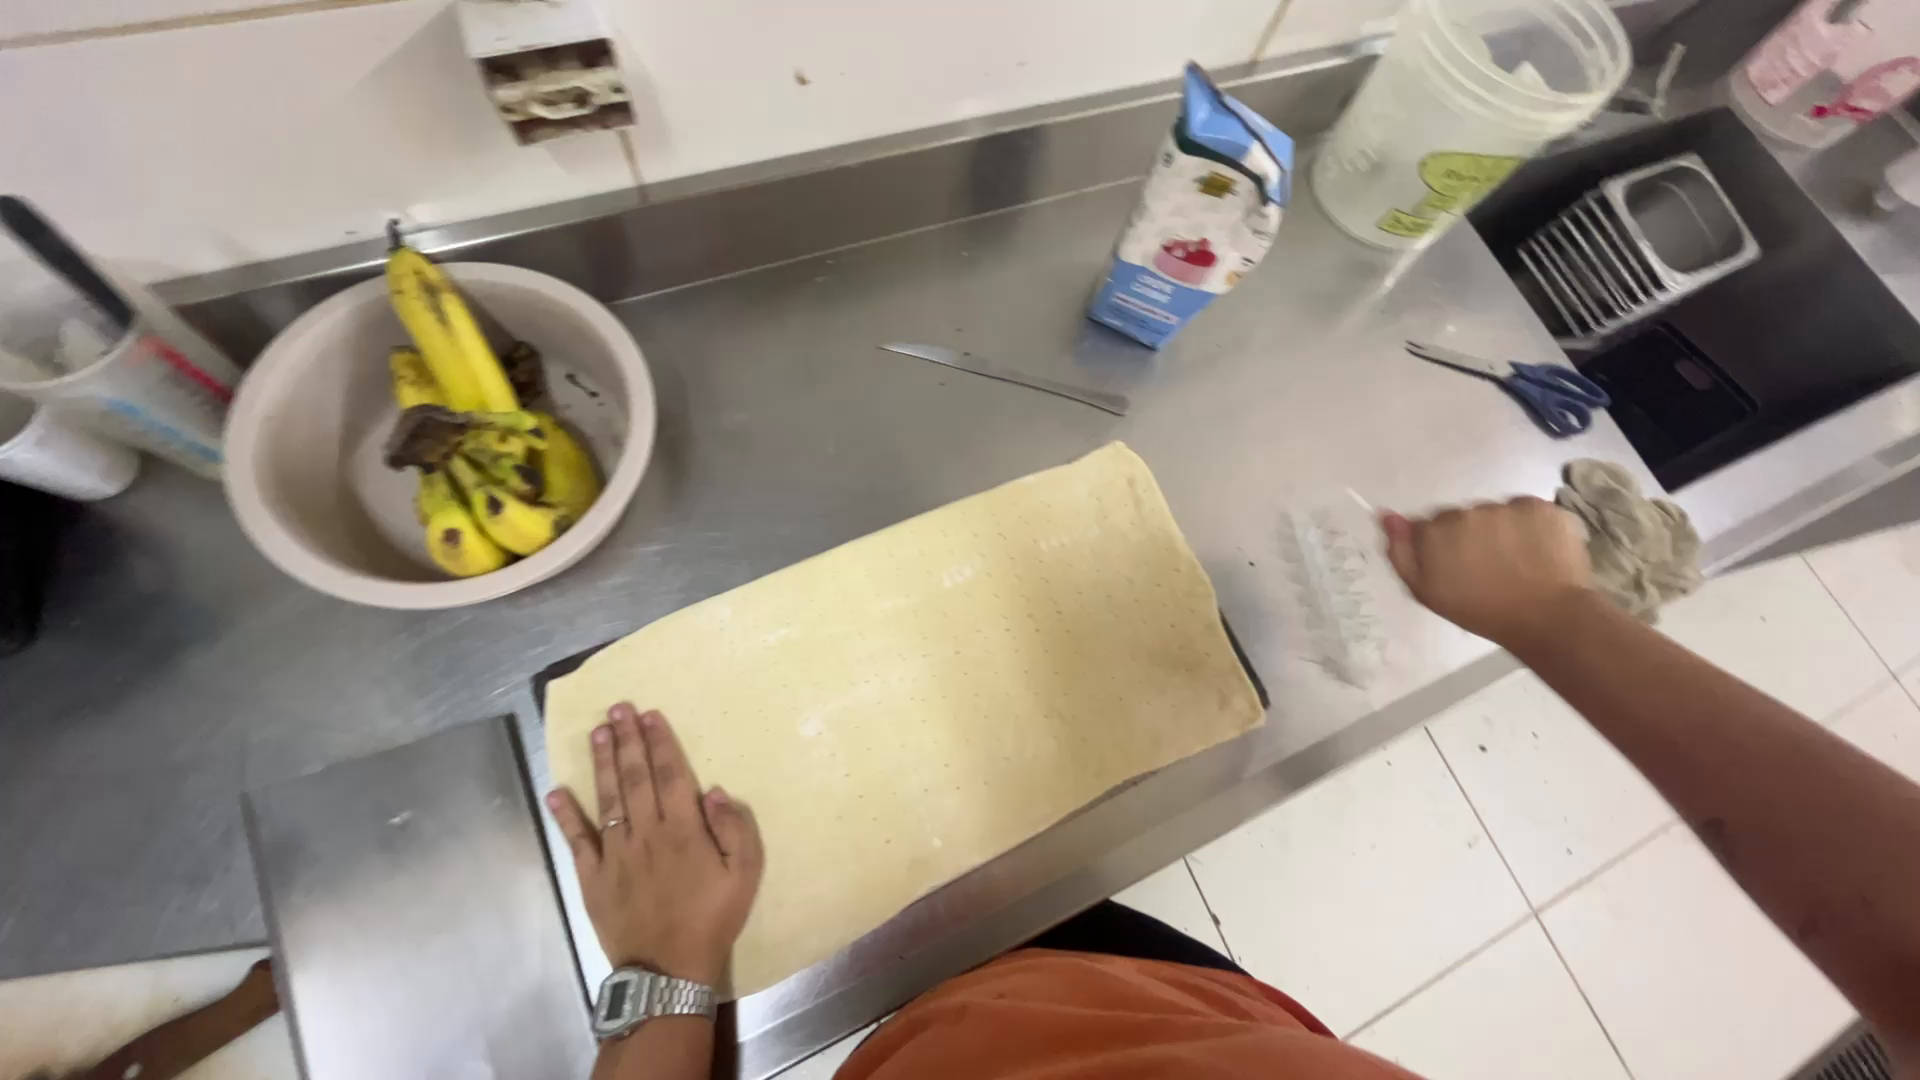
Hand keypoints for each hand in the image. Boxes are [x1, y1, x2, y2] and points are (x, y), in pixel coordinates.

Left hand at [546, 703, 763, 987]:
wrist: (669, 970)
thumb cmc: (713, 916)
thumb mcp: (746, 873)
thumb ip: (734, 828)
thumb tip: (712, 790)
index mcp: (684, 830)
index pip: (670, 774)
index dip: (660, 742)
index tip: (650, 714)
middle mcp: (647, 833)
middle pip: (635, 778)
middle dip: (628, 740)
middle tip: (618, 708)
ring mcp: (616, 855)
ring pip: (608, 799)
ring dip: (602, 763)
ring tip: (597, 732)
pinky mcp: (593, 878)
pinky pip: (577, 841)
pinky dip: (566, 816)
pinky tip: (557, 791)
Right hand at [1382, 497, 1597, 648]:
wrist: (1546, 617)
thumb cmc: (1477, 610)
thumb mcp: (1423, 590)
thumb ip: (1400, 551)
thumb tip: (1387, 515)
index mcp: (1434, 530)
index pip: (1427, 525)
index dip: (1438, 545)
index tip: (1453, 566)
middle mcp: (1467, 511)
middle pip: (1460, 516)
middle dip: (1466, 535)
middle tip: (1483, 566)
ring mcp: (1506, 507)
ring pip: (1493, 512)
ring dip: (1497, 529)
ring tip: (1511, 560)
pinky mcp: (1542, 507)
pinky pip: (1526, 510)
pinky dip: (1528, 525)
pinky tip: (1533, 549)